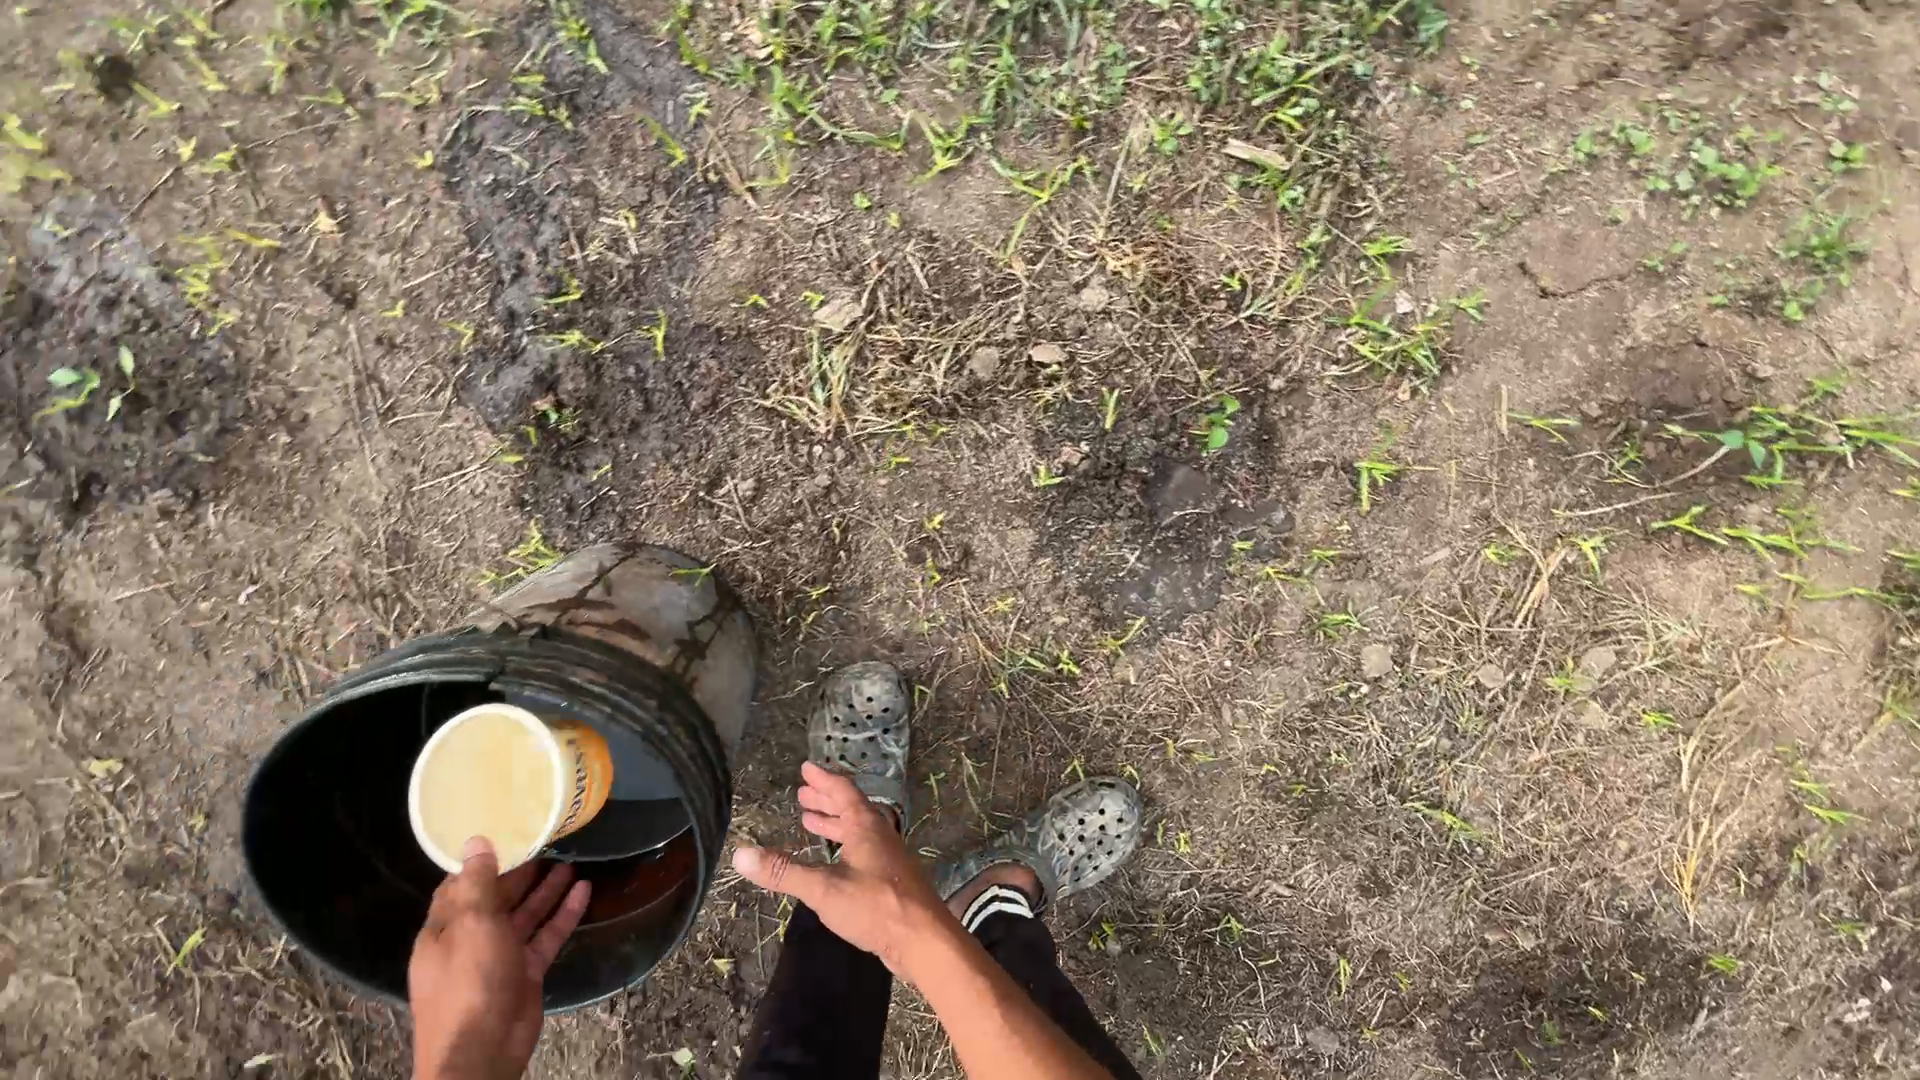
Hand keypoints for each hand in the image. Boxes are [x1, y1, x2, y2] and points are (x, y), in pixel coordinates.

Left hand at [408, 838, 591, 1079]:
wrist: (481, 1053)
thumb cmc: (470, 983)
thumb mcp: (473, 926)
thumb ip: (479, 883)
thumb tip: (476, 841)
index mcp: (444, 930)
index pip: (460, 886)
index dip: (482, 860)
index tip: (508, 831)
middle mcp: (469, 940)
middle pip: (496, 898)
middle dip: (520, 871)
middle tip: (548, 840)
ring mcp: (499, 957)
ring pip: (524, 915)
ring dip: (545, 890)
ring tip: (570, 860)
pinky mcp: (525, 972)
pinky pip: (546, 936)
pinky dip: (563, 914)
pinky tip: (584, 891)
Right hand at [733, 760, 949, 976]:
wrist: (923, 938)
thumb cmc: (874, 905)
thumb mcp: (823, 889)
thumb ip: (783, 872)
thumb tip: (741, 854)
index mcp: (865, 826)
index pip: (843, 791)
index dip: (823, 779)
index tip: (806, 767)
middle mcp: (879, 835)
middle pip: (851, 808)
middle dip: (826, 799)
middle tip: (802, 793)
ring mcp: (887, 857)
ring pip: (857, 830)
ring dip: (834, 823)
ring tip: (810, 822)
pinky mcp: (890, 879)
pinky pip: (862, 850)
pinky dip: (843, 845)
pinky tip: (834, 861)